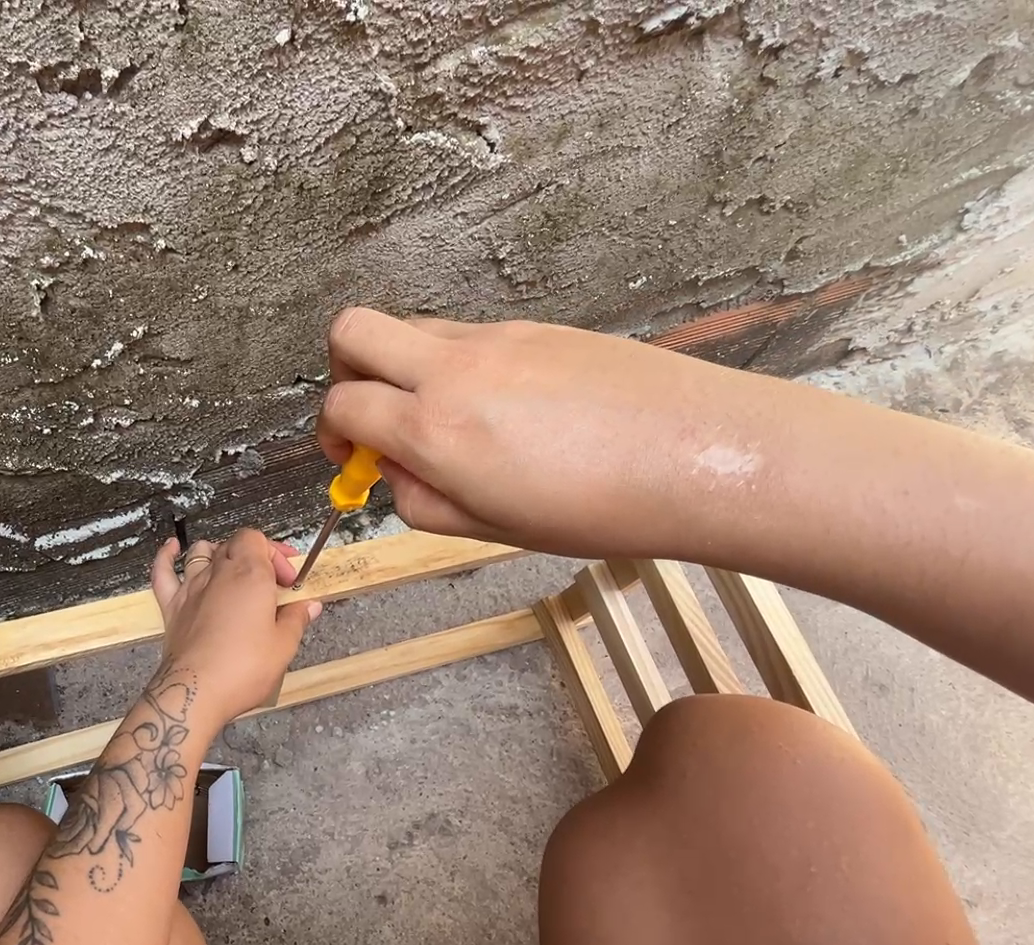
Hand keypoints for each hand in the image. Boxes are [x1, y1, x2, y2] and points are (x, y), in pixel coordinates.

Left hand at [148, 529, 320, 720]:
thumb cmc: (241, 669)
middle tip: (271, 583)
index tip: (288, 580)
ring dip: (221, 554)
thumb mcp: (283, 646)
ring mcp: (192, 588)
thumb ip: (296, 619)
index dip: (275, 554)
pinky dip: (167, 556)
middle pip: (235, 545)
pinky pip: (163, 572)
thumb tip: (308, 607)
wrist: (197, 692)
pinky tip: (173, 549)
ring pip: (202, 552)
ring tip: (234, 569)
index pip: (258, 539)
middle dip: (256, 556)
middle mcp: (219, 574)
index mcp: (250, 575)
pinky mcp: (172, 607)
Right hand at [316, 307, 777, 557]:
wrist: (703, 454)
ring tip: (443, 417)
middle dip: (342, 370)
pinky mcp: (534, 327)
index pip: (341, 405)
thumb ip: (420, 500)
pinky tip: (499, 407)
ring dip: (400, 366)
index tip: (350, 457)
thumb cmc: (596, 510)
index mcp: (434, 428)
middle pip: (352, 330)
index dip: (331, 434)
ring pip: (410, 327)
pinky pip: (464, 334)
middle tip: (372, 413)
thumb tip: (394, 470)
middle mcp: (452, 369)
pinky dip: (451, 364)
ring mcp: (495, 338)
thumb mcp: (489, 529)